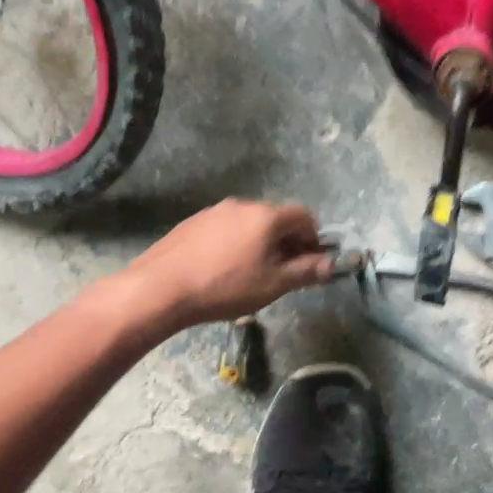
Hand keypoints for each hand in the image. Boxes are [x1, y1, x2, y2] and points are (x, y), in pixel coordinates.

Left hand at [118, 199, 333, 326]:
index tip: (310, 263)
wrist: (162, 288)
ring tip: (252, 274)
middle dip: (288, 242)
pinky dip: (236, 244)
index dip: (314, 238)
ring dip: (261, 243)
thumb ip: (306, 272)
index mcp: (266, 216)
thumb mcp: (274, 285)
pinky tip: (223, 270)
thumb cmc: (226, 286)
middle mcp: (241, 205)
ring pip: (250, 224)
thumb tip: (331, 265)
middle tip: (284, 273)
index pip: (304, 216)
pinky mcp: (192, 223)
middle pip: (276, 218)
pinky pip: (226, 229)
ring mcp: (213, 211)